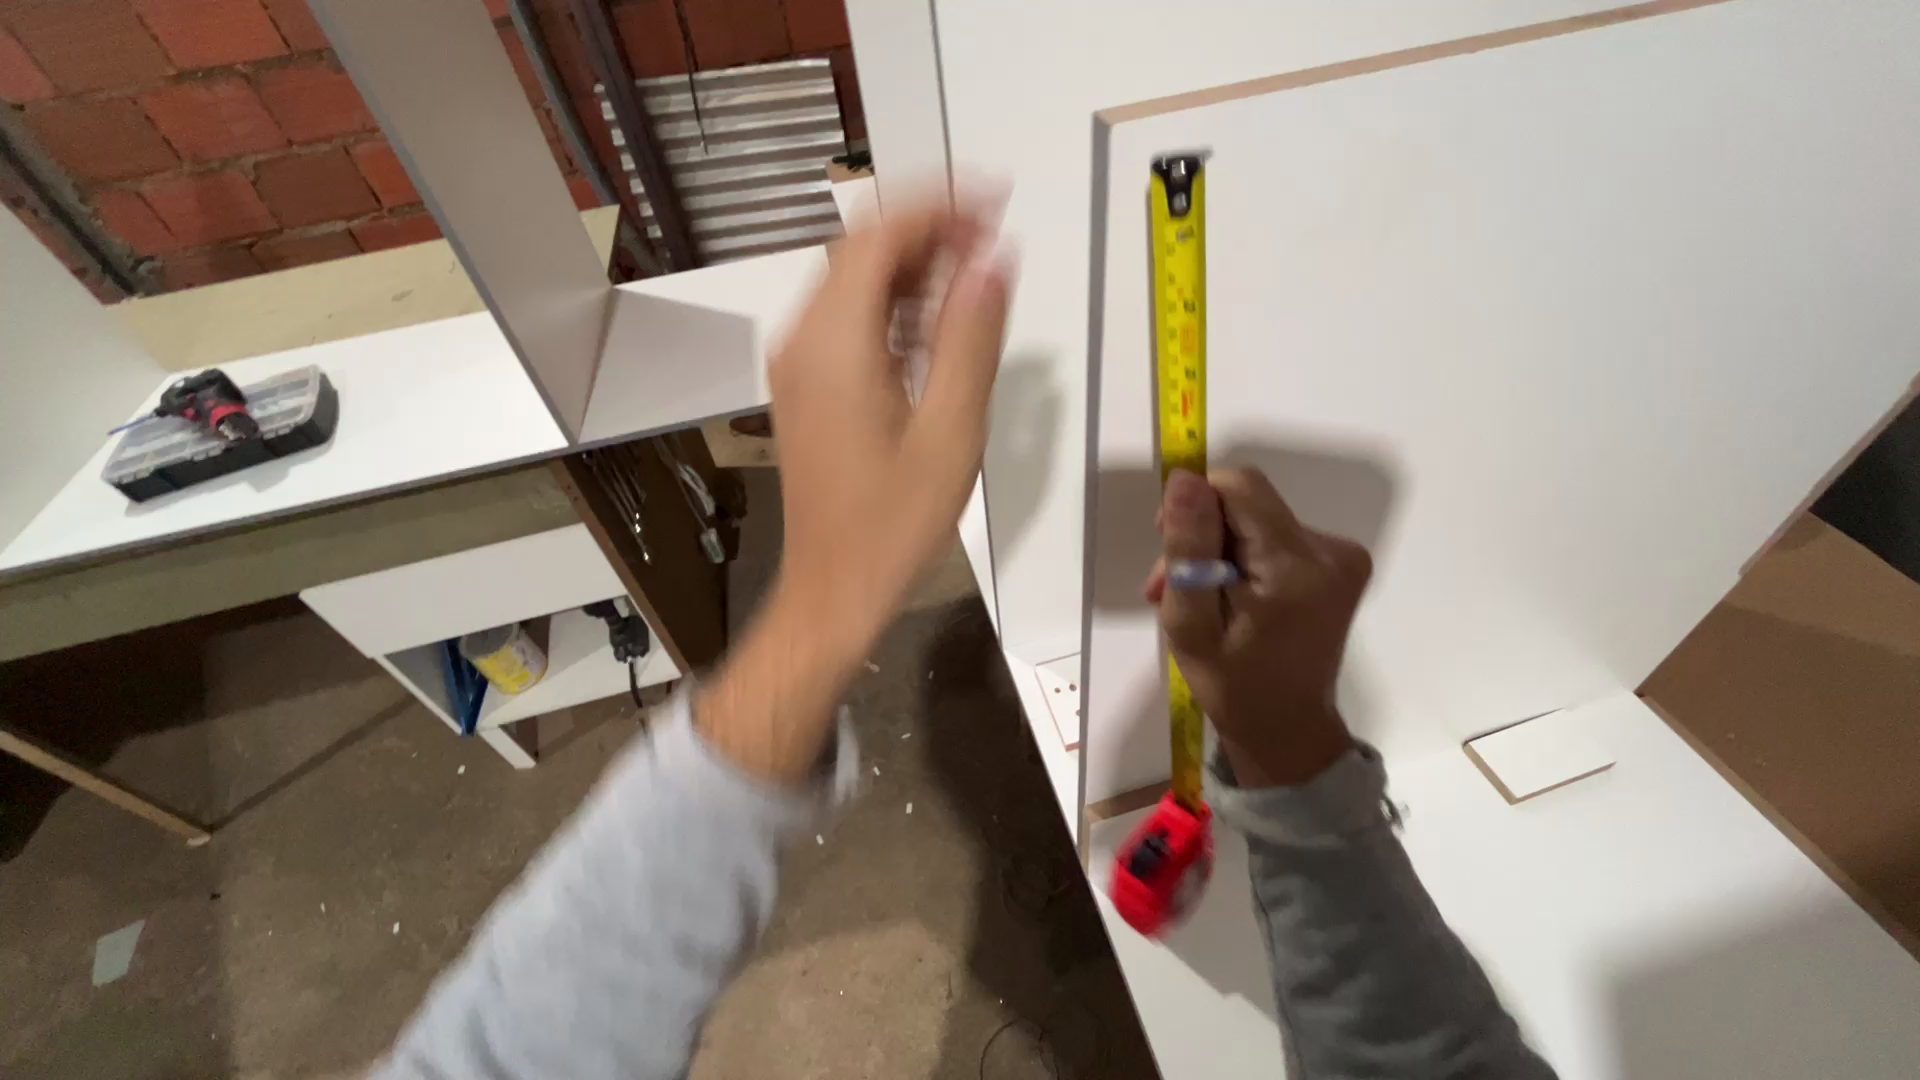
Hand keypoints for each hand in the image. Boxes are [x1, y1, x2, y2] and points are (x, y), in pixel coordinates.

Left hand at [767, 189, 1014, 645]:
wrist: (834, 586)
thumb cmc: (896, 523)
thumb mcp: (951, 431)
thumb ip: (971, 339)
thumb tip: (994, 262)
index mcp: (833, 344)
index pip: (879, 234)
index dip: (940, 205)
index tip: (997, 202)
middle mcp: (802, 339)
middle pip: (862, 250)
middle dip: (930, 231)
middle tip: (995, 242)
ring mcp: (797, 363)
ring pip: (854, 283)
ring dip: (914, 268)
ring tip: (977, 276)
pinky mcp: (806, 387)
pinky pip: (848, 322)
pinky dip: (893, 307)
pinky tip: (936, 327)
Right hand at [1145, 468, 1370, 785]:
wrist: (1287, 729)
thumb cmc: (1231, 685)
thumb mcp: (1190, 624)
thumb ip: (1188, 550)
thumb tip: (1184, 480)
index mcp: (1296, 566)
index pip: (1240, 488)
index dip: (1196, 503)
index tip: (1170, 544)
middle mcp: (1331, 551)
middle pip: (1248, 505)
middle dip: (1201, 536)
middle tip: (1168, 585)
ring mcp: (1342, 558)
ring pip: (1257, 521)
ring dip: (1217, 551)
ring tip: (1194, 597)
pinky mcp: (1340, 565)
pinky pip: (1274, 538)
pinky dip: (1243, 560)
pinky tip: (1227, 596)